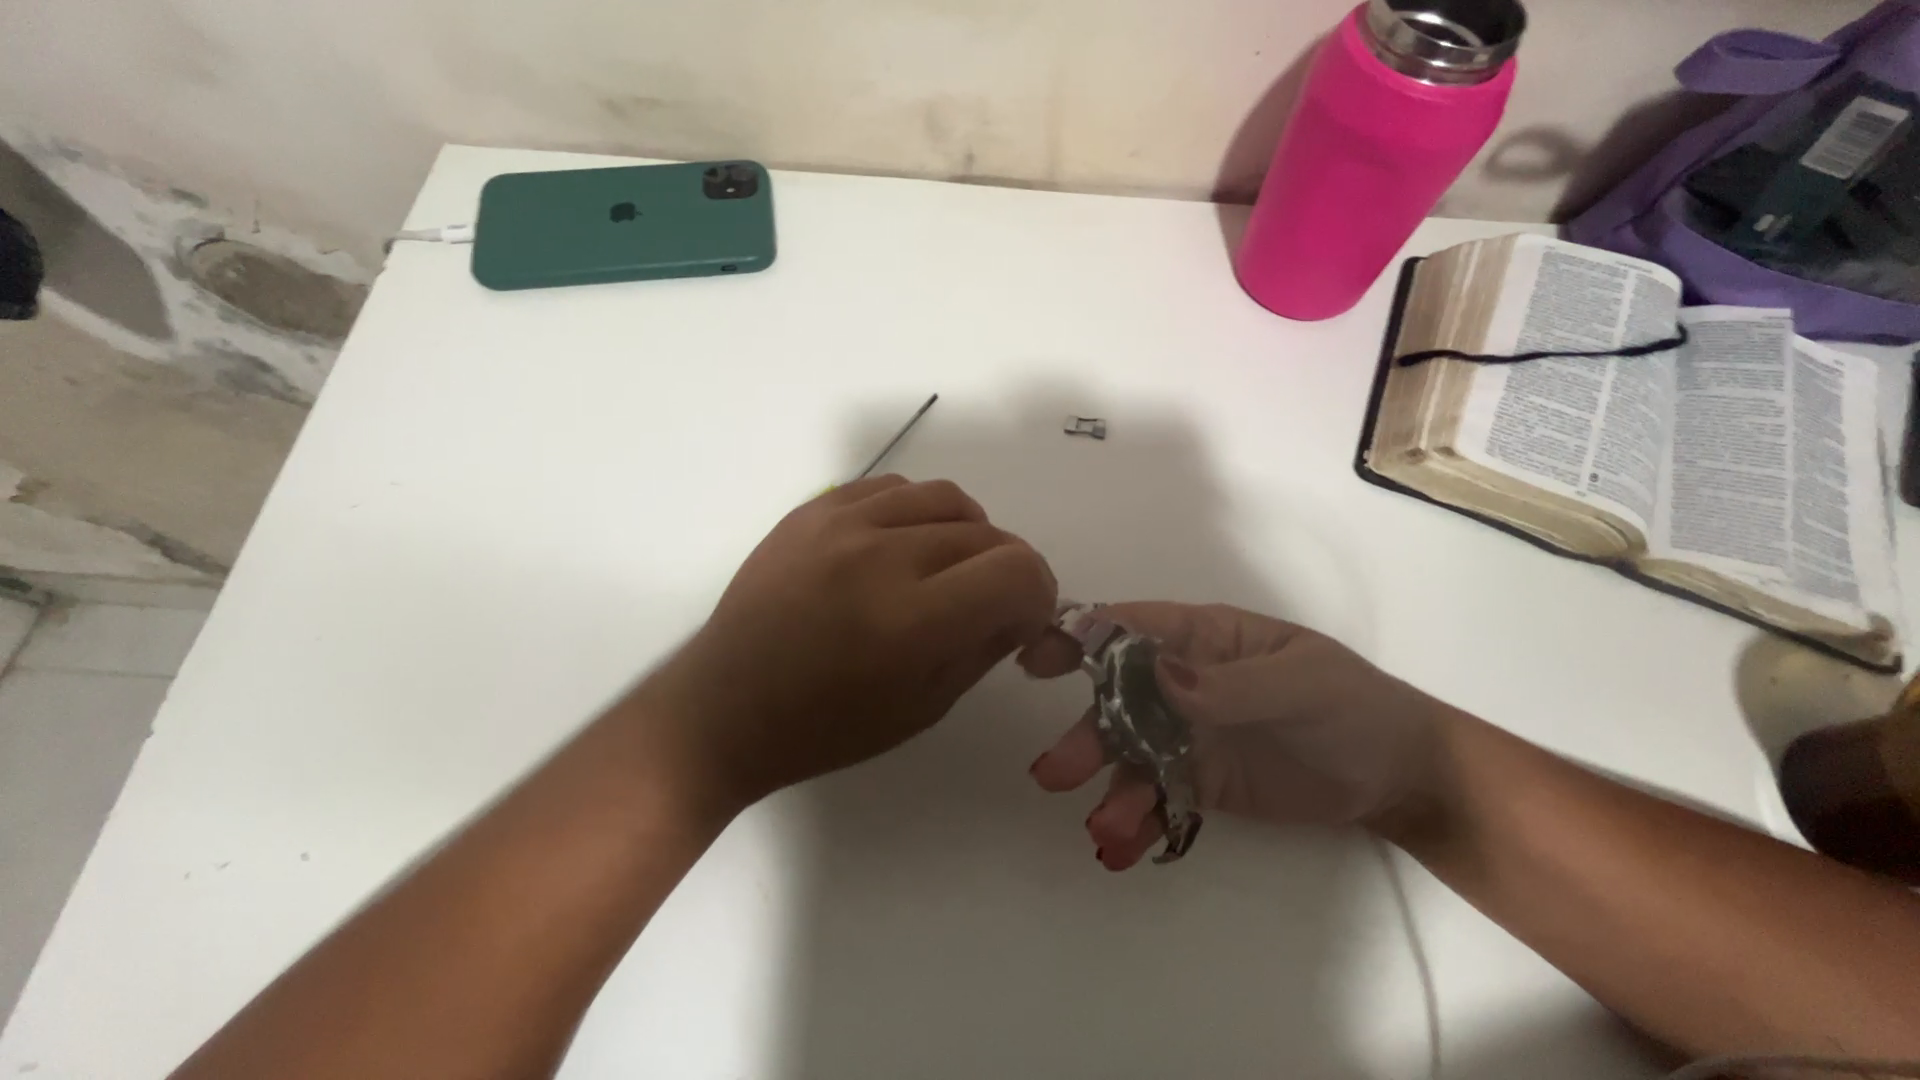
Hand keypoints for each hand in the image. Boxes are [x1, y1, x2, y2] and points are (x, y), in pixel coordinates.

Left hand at [635, 476, 1057, 810]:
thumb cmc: (827, 727)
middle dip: (1004, 570)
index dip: (1038, 595)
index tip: (1024, 618)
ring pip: (945, 498)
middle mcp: (881, 557)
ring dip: (966, 533)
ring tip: (946, 569)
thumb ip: (984, 646)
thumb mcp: (924, 707)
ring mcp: (841, 524)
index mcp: (912, 621)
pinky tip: (901, 547)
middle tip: (986, 604)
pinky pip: (893, 487)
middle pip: (986, 533)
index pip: (1017, 571)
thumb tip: (1022, 606)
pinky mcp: (811, 510)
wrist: (725, 708)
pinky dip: (916, 514)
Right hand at [1019, 602, 1448, 869]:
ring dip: (1108, 788)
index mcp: (1204, 640)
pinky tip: (1119, 849)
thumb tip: (1162, 677)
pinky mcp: (1198, 784)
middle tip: (1053, 773)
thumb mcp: (1304, 684)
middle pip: (1117, 701)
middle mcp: (1183, 685)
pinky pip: (1155, 798)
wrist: (1398, 776)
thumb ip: (1233, 684)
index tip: (1036, 659)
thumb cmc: (1354, 707)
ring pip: (1130, 756)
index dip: (1080, 637)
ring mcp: (1187, 736)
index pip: (1131, 629)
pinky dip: (1135, 821)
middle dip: (1085, 733)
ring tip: (1103, 828)